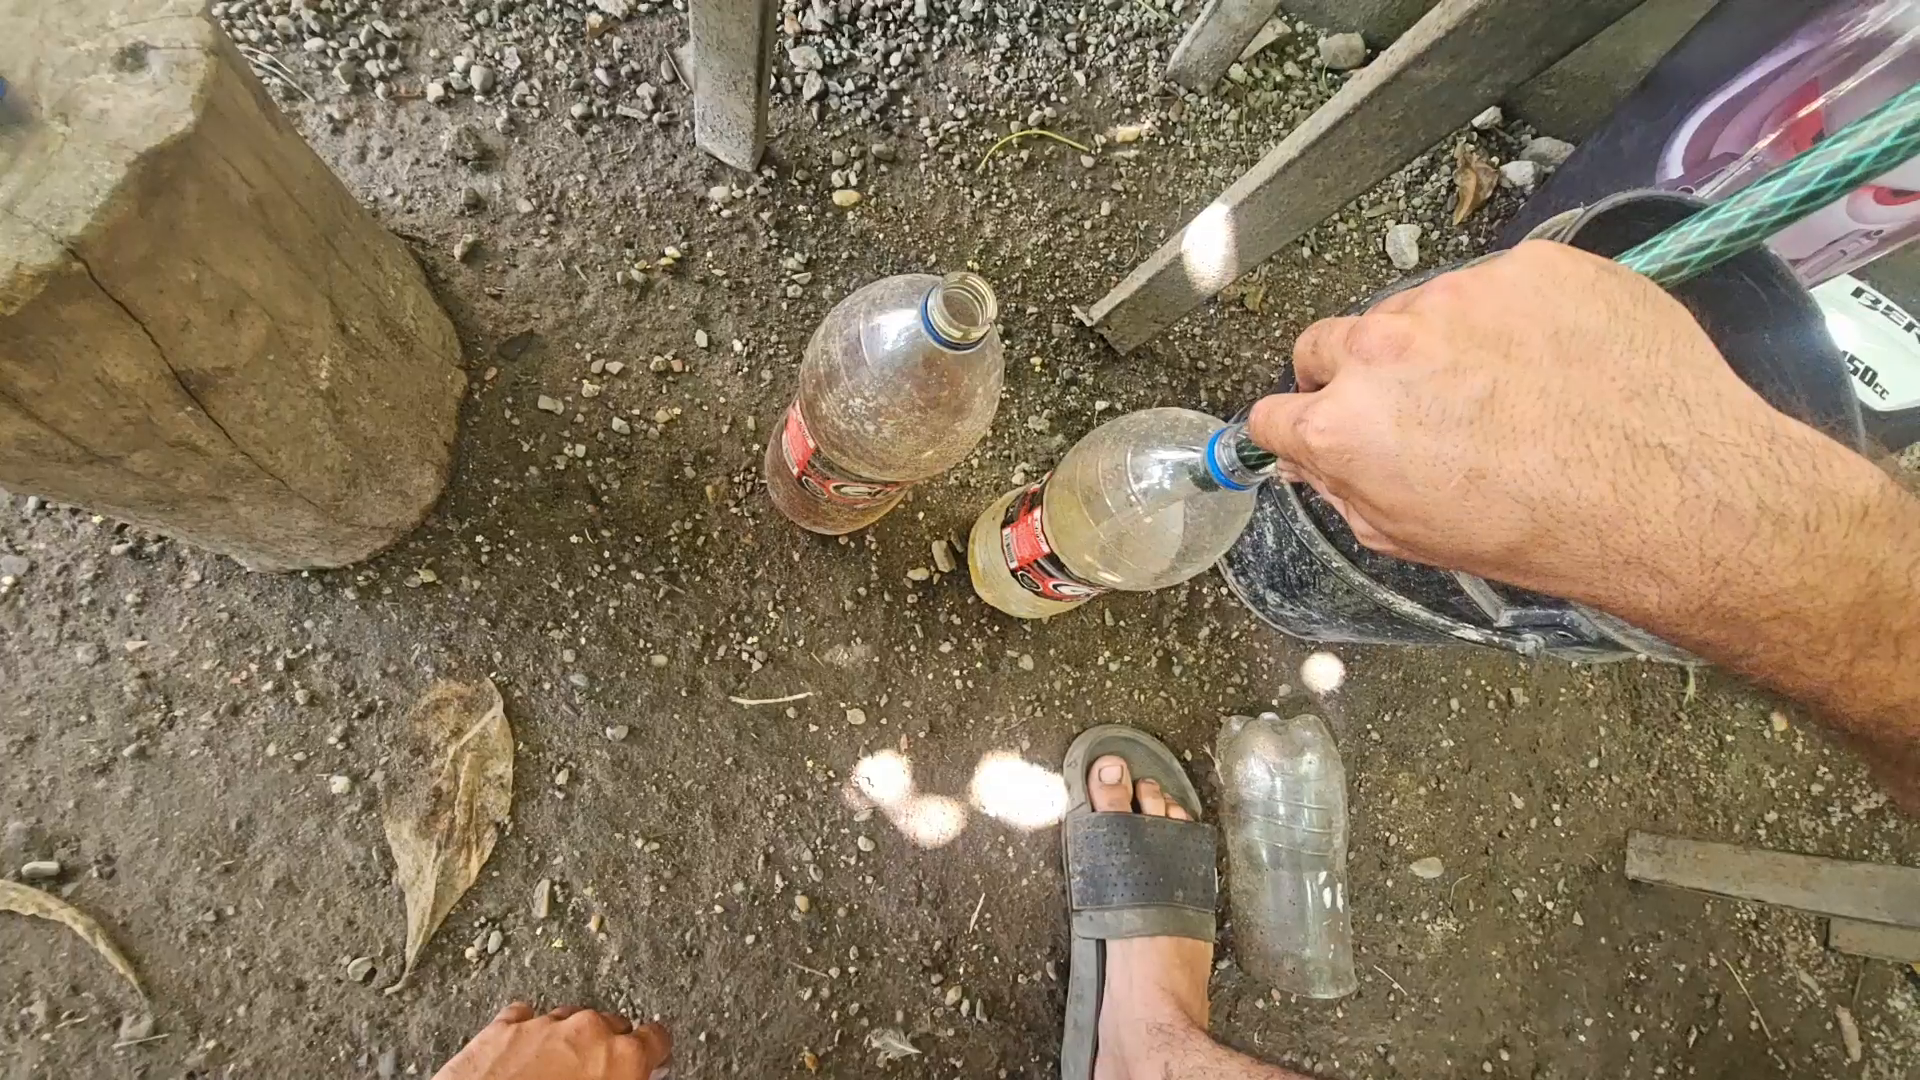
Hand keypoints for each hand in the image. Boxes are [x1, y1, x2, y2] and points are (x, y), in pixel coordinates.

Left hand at [432, 1003, 669, 1079]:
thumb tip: (645, 1079)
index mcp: (622, 1058)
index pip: (657, 1038)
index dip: (654, 1053)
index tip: (650, 1062)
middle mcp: (590, 1031)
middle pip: (612, 1027)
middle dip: (605, 1049)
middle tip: (591, 1079)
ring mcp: (545, 1026)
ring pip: (569, 1021)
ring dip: (566, 1043)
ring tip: (550, 1074)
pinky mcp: (503, 1029)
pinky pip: (523, 1019)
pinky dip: (525, 1035)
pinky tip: (517, 1059)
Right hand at [1248, 239, 1919, 815]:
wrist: (1670, 495)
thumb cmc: (1527, 531)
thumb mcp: (1399, 532)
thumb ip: (1334, 485)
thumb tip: (1304, 453)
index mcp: (1339, 425)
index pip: (1269, 414)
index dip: (1290, 429)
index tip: (1312, 432)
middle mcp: (1379, 350)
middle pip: (1319, 345)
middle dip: (1342, 375)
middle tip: (1399, 403)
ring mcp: (1452, 298)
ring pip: (1403, 312)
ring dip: (1422, 343)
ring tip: (1490, 382)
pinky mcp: (1525, 265)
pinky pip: (1482, 287)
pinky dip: (1495, 318)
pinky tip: (1539, 357)